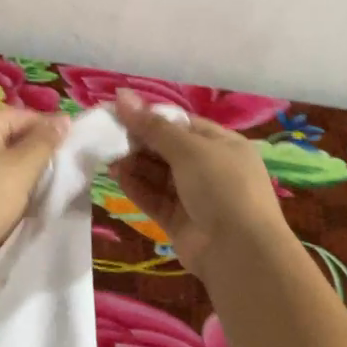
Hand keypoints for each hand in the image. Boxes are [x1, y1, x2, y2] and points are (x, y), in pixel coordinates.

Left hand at [0, 104, 69, 291]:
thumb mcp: (22, 170)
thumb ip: (45, 140)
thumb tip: (64, 118)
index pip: (25, 117)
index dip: (48, 139)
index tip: (62, 166)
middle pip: (6, 133)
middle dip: (28, 156)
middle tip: (44, 183)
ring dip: (11, 172)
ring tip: (23, 196)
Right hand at [111, 89, 291, 280]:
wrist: (239, 250)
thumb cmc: (221, 186)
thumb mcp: (189, 149)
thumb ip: (152, 126)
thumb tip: (121, 95)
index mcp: (223, 144)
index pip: (182, 124)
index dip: (152, 118)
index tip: (120, 114)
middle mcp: (210, 168)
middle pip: (168, 150)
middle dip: (140, 143)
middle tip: (108, 137)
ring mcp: (195, 197)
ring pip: (159, 176)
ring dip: (134, 165)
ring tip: (108, 157)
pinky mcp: (180, 221)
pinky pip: (155, 199)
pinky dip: (137, 188)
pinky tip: (117, 177)